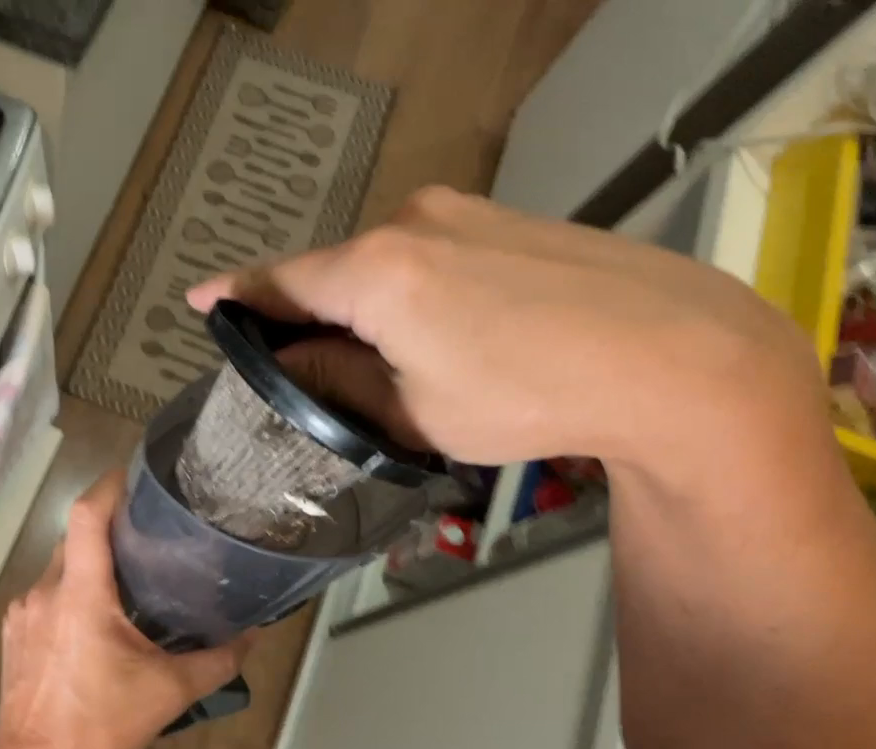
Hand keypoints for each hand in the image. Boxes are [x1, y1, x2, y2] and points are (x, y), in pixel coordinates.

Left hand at [0, 470, 251, 748]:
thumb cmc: (100, 724)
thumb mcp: (169, 692)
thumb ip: (217, 660)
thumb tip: (255, 636)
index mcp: (80, 592)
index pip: (87, 515)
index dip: (110, 486)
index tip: (138, 478)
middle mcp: (44, 590)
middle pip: (76, 540)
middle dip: (111, 532)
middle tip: (152, 535)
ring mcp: (22, 612)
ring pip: (59, 570)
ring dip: (91, 568)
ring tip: (130, 579)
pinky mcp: (12, 634)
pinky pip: (45, 597)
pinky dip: (71, 594)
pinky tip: (95, 620)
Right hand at [188, 186, 829, 467]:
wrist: (676, 356)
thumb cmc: (528, 396)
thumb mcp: (411, 410)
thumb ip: (335, 379)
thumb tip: (291, 360)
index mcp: (375, 272)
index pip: (281, 281)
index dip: (235, 295)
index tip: (200, 300)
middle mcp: (411, 223)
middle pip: (330, 271)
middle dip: (305, 313)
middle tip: (295, 364)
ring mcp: (463, 212)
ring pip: (378, 262)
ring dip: (359, 304)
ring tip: (373, 360)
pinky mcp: (504, 218)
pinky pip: (425, 252)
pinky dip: (404, 288)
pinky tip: (431, 330)